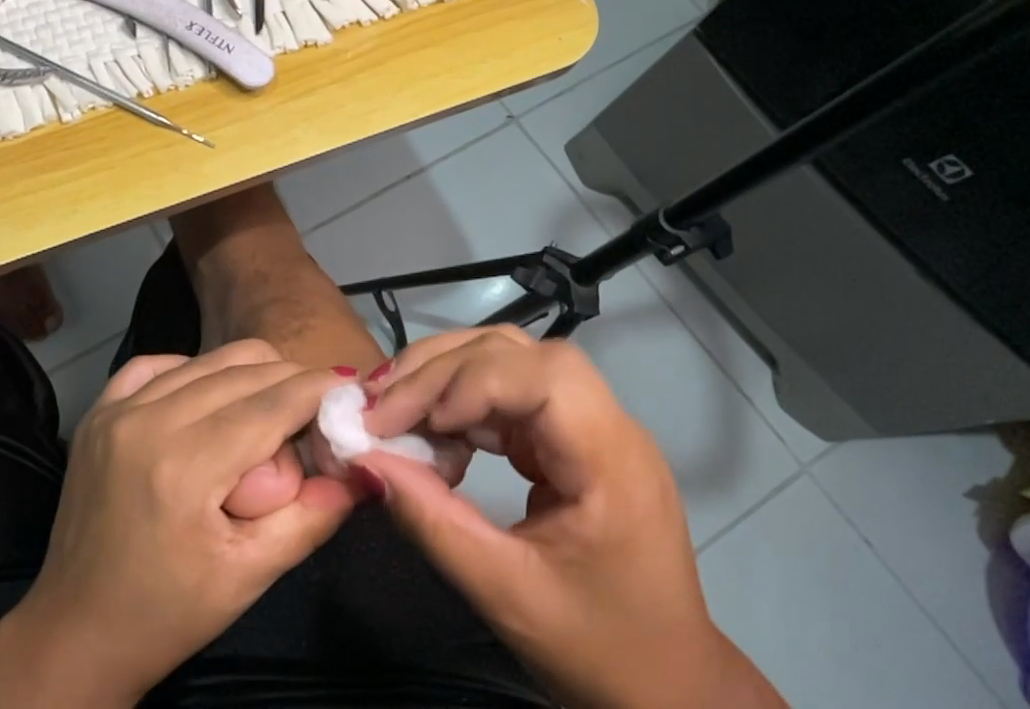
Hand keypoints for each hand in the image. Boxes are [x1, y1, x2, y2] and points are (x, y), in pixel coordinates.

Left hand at [0, 341, 355, 706]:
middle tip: (316, 412)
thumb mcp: (249, 576)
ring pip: (200, 361)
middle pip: (239, 371)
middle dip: (289, 381)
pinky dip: (191, 370)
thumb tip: (364, 471)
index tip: (351, 385)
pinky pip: (152, 367)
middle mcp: (145, 420)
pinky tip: (210, 395)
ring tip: (273, 406)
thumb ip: (310, 518)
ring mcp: (113, 412)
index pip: (269, 403)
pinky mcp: (96, 414)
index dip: (316, 387)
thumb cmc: (167, 614)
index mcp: (184, 465)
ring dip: (246, 374)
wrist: (77, 630)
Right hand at [354, 327, 785, 708]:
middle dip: (440, 371)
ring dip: (444, 379)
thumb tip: (364, 461)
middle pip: (517, 354)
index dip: (469, 381)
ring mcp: (587, 430)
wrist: (665, 687)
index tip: (407, 421)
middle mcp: (606, 426)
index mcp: (611, 461)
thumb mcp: (504, 593)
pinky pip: (505, 398)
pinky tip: (429, 436)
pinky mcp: (567, 443)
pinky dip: (458, 406)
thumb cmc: (597, 648)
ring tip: (391, 411)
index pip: (543, 375)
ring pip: (508, 364)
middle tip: (377, 408)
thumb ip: (432, 521)